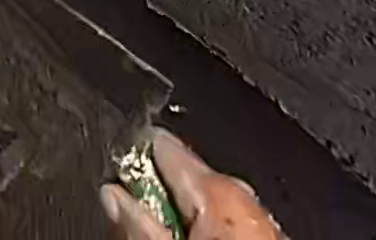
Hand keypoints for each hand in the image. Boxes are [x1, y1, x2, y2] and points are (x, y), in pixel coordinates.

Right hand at [100, 129, 285, 239]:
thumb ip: (137, 225)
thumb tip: (112, 195)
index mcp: (219, 189)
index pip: (159, 145)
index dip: (131, 164)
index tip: (120, 192)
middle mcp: (243, 198)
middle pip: (180, 178)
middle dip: (157, 202)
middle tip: (141, 234)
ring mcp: (263, 226)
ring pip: (204, 209)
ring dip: (182, 225)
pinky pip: (226, 230)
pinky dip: (207, 237)